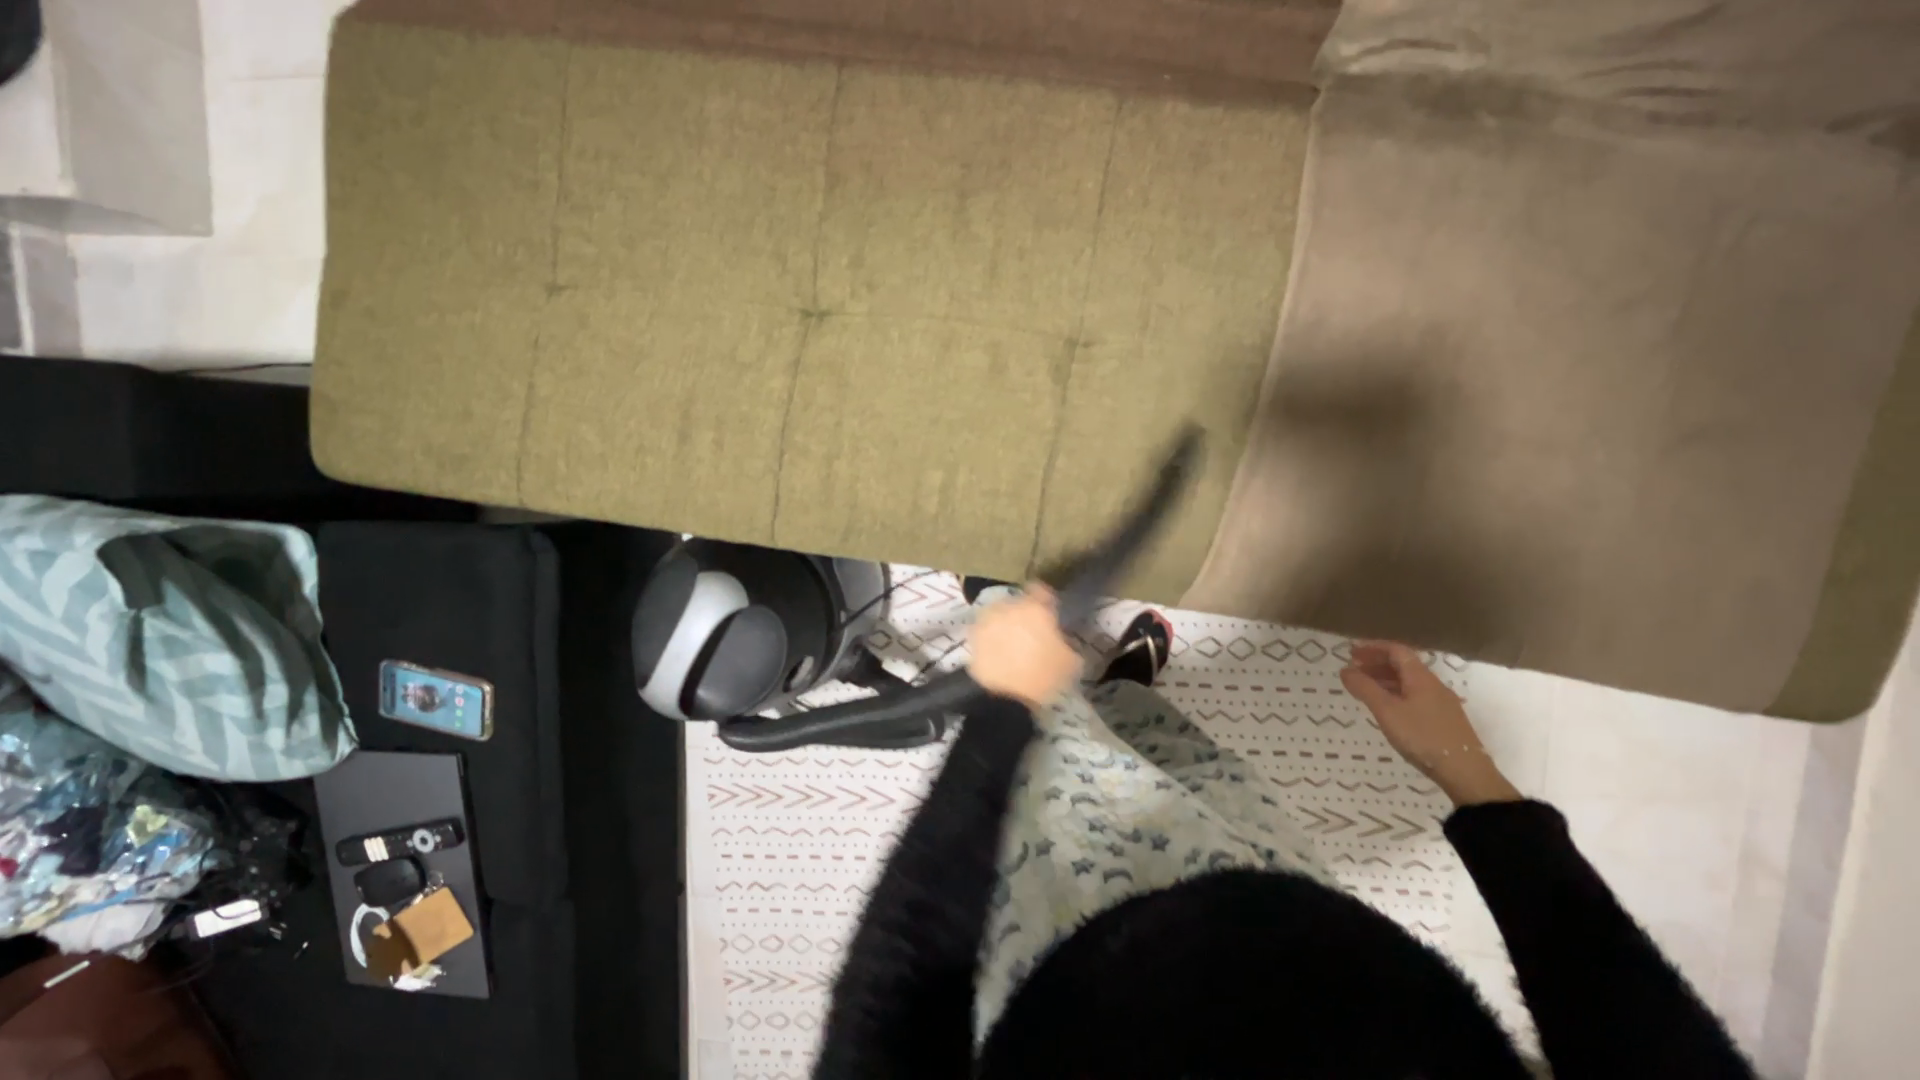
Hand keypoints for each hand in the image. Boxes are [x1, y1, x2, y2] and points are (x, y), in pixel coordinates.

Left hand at [968, 585, 1081, 707]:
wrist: (1005, 698)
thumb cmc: (1044, 678)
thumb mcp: (1071, 662)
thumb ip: (1068, 641)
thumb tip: (1064, 638)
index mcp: (1036, 608)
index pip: (1041, 590)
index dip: (1045, 599)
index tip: (1048, 610)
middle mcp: (1009, 607)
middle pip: (1018, 603)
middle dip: (1023, 614)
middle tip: (1031, 631)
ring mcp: (988, 620)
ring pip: (999, 615)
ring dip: (1005, 624)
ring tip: (1012, 643)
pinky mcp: (973, 636)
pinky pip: (986, 631)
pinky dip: (991, 638)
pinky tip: (997, 652)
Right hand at [1339, 641, 1519, 806]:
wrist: (1465, 771)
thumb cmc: (1423, 736)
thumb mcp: (1387, 712)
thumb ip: (1365, 689)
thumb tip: (1346, 670)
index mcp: (1421, 677)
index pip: (1396, 650)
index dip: (1373, 648)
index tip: (1352, 652)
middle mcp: (1433, 685)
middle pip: (1403, 664)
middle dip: (1377, 663)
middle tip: (1354, 669)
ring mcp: (1441, 702)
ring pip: (1409, 682)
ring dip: (1385, 679)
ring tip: (1365, 688)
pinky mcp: (1444, 719)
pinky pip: (1415, 696)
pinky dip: (1396, 694)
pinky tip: (1388, 709)